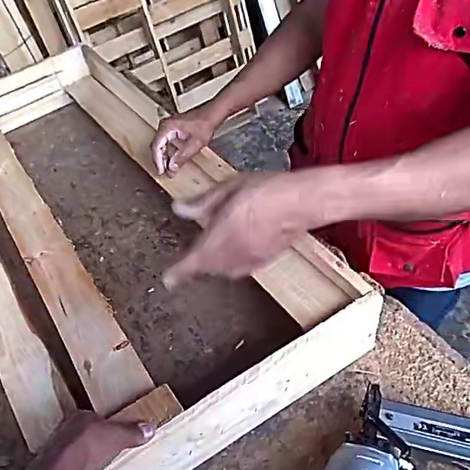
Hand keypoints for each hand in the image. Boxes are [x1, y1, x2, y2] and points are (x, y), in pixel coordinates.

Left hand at [39, 411, 154, 469]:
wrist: (63, 468)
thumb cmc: (89, 445)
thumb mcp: (119, 437)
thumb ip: (132, 432)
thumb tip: (149, 428)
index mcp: (81, 416)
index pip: (96, 418)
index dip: (107, 426)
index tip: (115, 434)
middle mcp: (65, 428)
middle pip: (82, 432)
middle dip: (93, 441)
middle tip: (105, 450)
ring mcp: (55, 447)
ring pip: (71, 448)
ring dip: (81, 456)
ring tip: (94, 466)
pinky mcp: (50, 465)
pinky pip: (65, 464)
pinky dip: (73, 469)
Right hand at [151, 108, 224, 174]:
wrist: (211, 115)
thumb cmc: (204, 124)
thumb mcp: (194, 144)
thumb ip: (181, 157)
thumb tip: (171, 168)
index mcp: (167, 127)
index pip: (156, 146)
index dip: (157, 161)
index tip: (160, 171)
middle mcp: (165, 125)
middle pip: (156, 146)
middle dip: (159, 160)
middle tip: (163, 172)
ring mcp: (168, 126)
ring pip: (160, 145)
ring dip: (163, 157)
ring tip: (167, 168)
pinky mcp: (172, 129)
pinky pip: (166, 142)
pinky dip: (168, 152)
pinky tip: (172, 159)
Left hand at [163, 173, 314, 287]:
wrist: (301, 202)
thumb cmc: (266, 191)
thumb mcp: (227, 188)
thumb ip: (202, 202)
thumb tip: (179, 209)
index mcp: (220, 236)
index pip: (193, 260)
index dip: (179, 273)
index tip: (169, 280)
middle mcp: (233, 253)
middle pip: (208, 267)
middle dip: (198, 265)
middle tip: (189, 263)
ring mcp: (250, 260)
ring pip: (225, 270)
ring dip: (215, 265)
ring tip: (211, 256)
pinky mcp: (265, 261)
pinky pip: (241, 268)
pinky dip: (232, 264)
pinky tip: (235, 252)